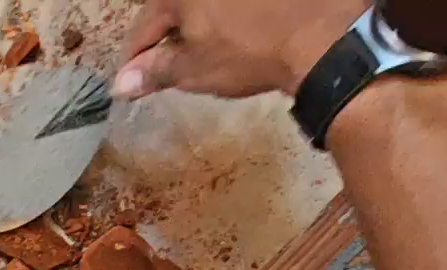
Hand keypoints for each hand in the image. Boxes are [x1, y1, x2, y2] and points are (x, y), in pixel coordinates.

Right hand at [112, 0, 367, 101]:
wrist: (327, 35)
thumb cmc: (249, 53)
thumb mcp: (192, 69)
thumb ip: (152, 72)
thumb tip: (119, 85)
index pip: (144, 26)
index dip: (134, 58)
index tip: (130, 82)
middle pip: (176, 6)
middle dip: (167, 34)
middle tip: (167, 63)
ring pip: (209, 4)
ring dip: (200, 21)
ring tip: (202, 44)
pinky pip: (238, 3)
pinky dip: (232, 12)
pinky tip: (238, 27)